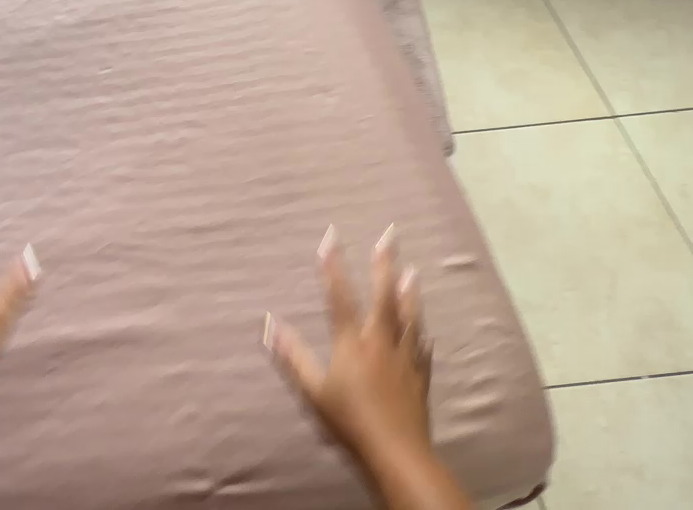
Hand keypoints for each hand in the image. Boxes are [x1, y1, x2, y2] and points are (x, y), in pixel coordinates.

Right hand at [264, 224, 432, 462]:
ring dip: (409, 291)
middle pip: (384, 296)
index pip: (339, 295)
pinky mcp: (419, 378)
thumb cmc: (349, 423)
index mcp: (352, 342)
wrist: (398, 455)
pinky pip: (421, 347)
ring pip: (408, 316)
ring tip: (412, 271)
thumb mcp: (313, 390)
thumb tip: (268, 323)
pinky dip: (420, 332)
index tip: (330, 236)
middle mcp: (380, 342)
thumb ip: (292, 355)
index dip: (333, 265)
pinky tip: (424, 328)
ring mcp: (403, 359)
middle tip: (389, 236)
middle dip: (384, 264)